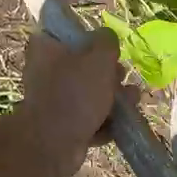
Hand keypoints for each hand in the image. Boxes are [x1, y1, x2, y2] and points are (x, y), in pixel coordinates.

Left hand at [17, 29, 123, 176]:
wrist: (53, 143)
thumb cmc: (75, 93)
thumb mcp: (99, 58)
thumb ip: (106, 41)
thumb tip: (107, 37)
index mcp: (46, 47)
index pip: (68, 33)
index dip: (91, 39)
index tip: (107, 50)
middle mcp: (46, 71)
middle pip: (84, 65)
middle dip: (109, 74)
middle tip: (120, 79)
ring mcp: (53, 99)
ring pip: (90, 93)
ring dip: (113, 98)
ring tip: (131, 103)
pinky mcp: (61, 124)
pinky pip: (88, 117)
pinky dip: (104, 121)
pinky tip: (120, 124)